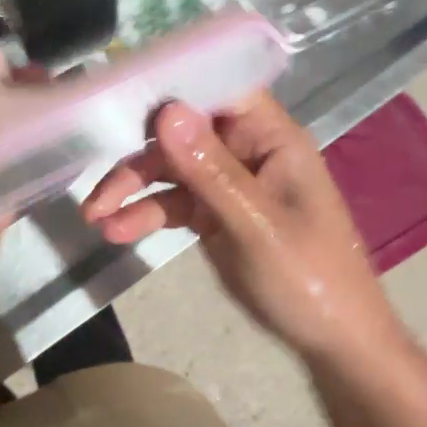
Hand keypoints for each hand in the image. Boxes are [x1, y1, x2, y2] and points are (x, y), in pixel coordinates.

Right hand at [81, 94, 404, 363]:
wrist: (333, 346)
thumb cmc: (311, 278)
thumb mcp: (256, 225)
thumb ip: (210, 170)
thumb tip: (166, 109)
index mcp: (270, 138)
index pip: (218, 87)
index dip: (174, 81)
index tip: (121, 84)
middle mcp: (246, 150)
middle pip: (180, 129)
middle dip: (136, 146)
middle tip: (93, 163)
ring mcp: (227, 183)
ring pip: (166, 167)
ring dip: (129, 186)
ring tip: (92, 213)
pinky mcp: (211, 214)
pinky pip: (169, 202)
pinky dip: (141, 214)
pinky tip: (113, 231)